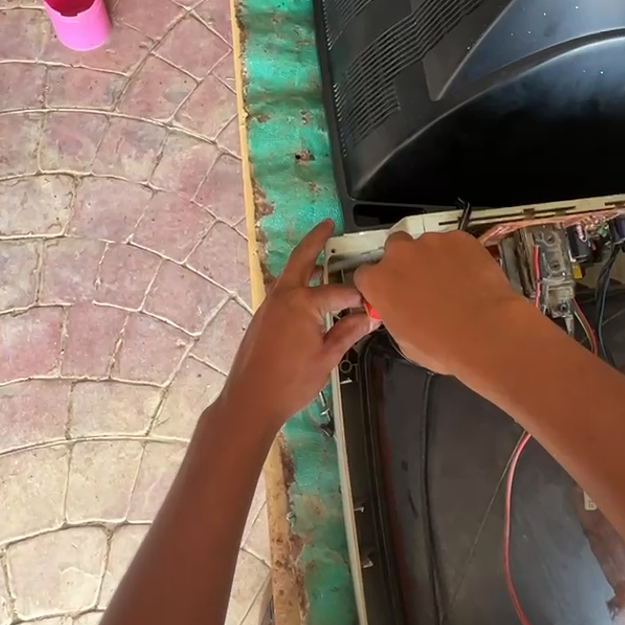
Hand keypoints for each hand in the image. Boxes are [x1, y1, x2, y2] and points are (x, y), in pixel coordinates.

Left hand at [221, 220, 375, 429]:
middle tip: (328, 224)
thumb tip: (370, 317)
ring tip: (322, 256)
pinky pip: (284, 290)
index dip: (360, 298)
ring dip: (306, 261)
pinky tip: (308, 293)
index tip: (375, 302)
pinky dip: (298, 282)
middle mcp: (284, 295)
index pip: (340, 292)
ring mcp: (270, 304)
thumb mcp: (328, 357)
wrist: (249, 400)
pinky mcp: (263, 316)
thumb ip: (348, 332)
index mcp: (303, 302)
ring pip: (291, 274)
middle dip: (316, 240)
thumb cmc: (291, 381)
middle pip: (302, 259)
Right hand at [351, 229, 544, 379]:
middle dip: (405, 262)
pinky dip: (459, 255)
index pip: (365, 274)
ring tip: (453, 282)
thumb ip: (395, 314)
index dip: (378, 283)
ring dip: (434, 258)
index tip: (390, 292)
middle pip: (394, 248)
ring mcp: (431, 242)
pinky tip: (470, 276)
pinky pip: (454, 243)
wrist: (486, 331)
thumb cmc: (443, 344)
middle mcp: (400, 255)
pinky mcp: (459, 238)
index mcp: (379, 282)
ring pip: (427, 244)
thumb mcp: (404, 340)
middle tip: (422, 283)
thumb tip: (401, 310)